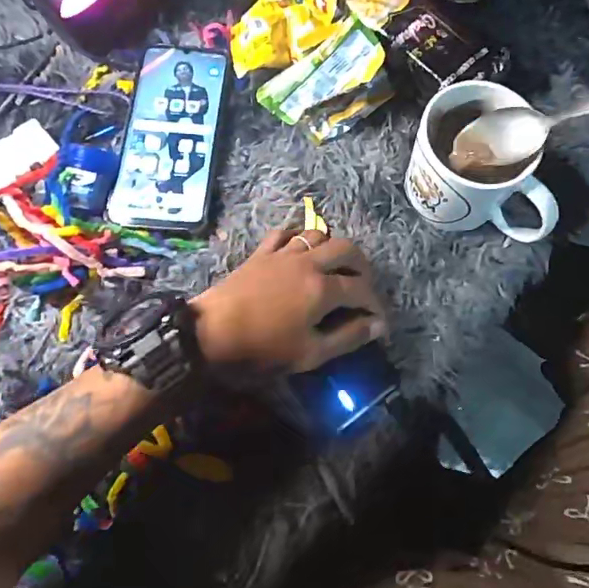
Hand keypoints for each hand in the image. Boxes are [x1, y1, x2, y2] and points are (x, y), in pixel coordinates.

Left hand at [189, 229, 387, 387]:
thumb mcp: (310, 353)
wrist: (209, 334)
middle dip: (362, 265)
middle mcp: (308, 262)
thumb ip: (348, 337)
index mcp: (323, 288)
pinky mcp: (260, 253)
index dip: (376, 305)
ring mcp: (282, 253)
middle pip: (346, 249)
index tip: (380, 321)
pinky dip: (299, 238)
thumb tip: (378, 325)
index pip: (361, 289)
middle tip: (363, 285)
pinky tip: (299, 251)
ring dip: (332, 247)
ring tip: (334, 266)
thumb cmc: (262, 350)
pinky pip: (285, 233)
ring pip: (317, 235)